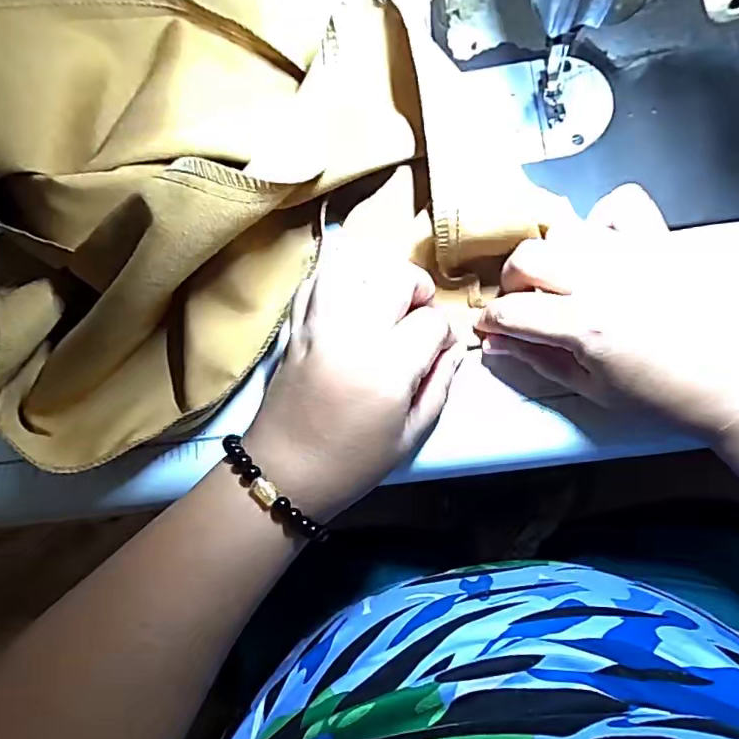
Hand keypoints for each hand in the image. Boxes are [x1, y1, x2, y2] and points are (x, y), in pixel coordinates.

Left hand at [242, 243, 465, 520]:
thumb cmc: (353, 463)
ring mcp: (318, 324)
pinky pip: (316, 279)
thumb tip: (453, 351)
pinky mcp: (294, 326)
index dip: (444, 333)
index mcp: (388, 367)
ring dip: (378, 277)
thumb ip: (438, 387)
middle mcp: (353, 334)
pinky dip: (339, 278)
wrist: (285, 472)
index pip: (431, 321)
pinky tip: (352, 300)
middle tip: (417, 319)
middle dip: (417, 291)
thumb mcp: (410, 435)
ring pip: (353, 266)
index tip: (441, 352)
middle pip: (395, 279)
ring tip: (385, 301)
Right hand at [474, 184, 738, 438]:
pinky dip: (601, 220)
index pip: (513, 311)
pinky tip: (601, 247)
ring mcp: (634, 255)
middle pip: (528, 258)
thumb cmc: (668, 395)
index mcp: (586, 326)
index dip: (490, 321)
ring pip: (565, 232)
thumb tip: (501, 345)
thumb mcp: (594, 390)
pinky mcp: (660, 242)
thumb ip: (541, 361)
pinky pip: (619, 206)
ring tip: (563, 282)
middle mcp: (605, 281)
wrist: (733, 382)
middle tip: (521, 305)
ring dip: (552, 257)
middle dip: (511, 282)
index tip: (488, 327)